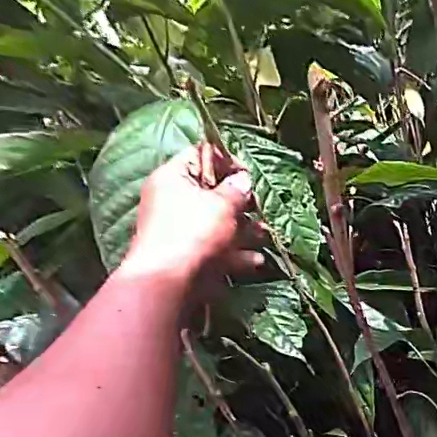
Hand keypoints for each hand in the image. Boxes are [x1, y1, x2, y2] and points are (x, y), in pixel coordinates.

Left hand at [118, 142, 264, 286]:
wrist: (169, 281)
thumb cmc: (193, 232)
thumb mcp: (221, 204)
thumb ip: (236, 189)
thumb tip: (243, 179)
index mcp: (173, 178)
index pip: (201, 155)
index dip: (228, 161)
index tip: (251, 174)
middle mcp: (174, 200)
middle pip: (214, 192)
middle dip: (242, 201)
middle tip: (262, 206)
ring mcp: (182, 229)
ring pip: (220, 223)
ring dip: (246, 229)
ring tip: (267, 235)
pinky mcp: (191, 254)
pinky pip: (219, 248)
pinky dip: (238, 253)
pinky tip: (256, 259)